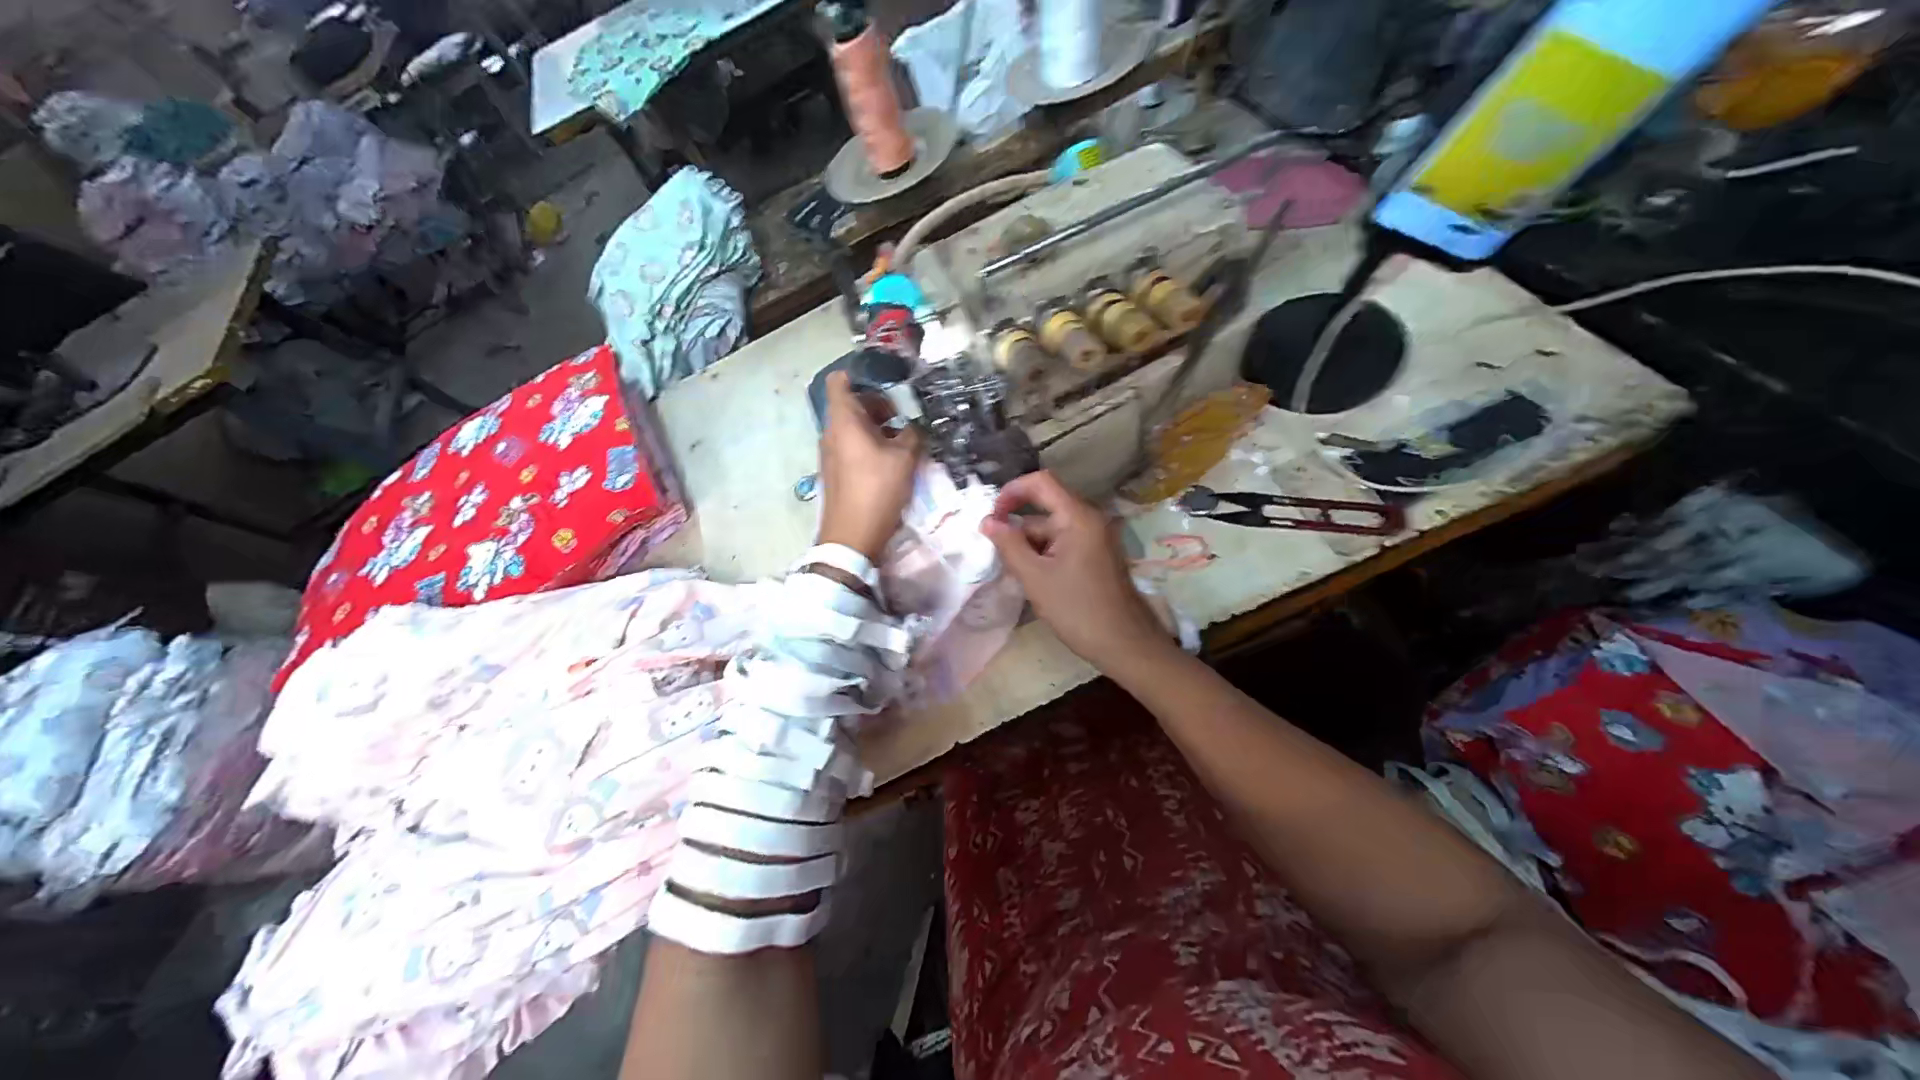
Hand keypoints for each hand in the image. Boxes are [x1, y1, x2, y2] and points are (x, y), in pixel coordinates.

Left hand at [817, 370, 923, 559]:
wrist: (851, 537)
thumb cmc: (877, 490)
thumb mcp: (904, 458)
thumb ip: (912, 434)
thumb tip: (913, 427)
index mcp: (843, 420)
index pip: (840, 380)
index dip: (860, 375)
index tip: (885, 382)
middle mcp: (830, 432)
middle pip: (849, 403)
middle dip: (876, 404)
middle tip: (902, 417)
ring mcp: (830, 452)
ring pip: (851, 426)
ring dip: (875, 427)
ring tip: (901, 440)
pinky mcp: (835, 471)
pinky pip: (850, 445)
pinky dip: (868, 444)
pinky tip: (890, 460)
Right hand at [980, 471, 1170, 670]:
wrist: (1125, 644)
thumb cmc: (1077, 609)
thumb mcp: (1035, 577)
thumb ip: (1009, 545)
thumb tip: (987, 521)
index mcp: (1078, 517)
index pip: (1041, 482)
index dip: (1012, 491)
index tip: (992, 516)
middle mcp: (1090, 519)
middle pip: (1046, 507)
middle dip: (1019, 527)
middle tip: (1000, 555)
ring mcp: (1096, 537)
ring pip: (1053, 528)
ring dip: (1030, 544)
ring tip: (1018, 574)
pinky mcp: (1097, 554)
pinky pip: (1065, 542)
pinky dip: (1045, 554)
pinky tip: (1036, 579)